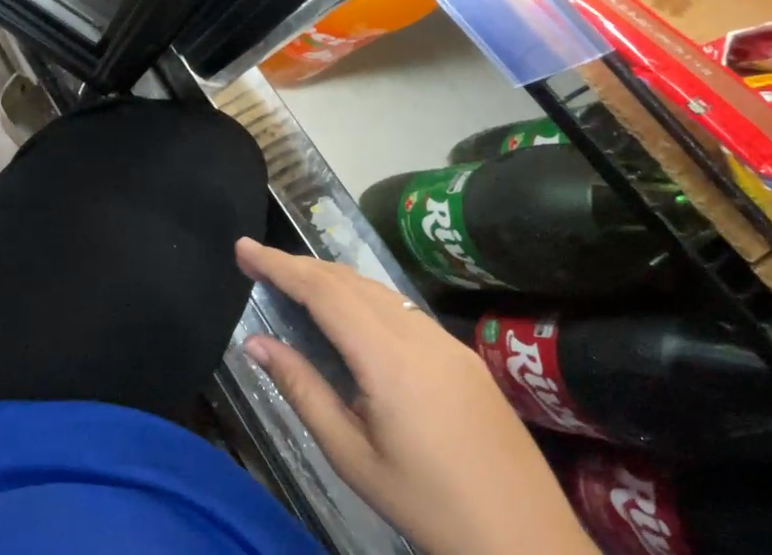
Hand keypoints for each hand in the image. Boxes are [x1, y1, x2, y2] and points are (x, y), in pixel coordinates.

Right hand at [234, 238, 595, 554]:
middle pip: (351, 282)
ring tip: (292, 280)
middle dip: (300, 265)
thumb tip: (254, 343)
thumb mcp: (350, 455)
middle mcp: (423, 340)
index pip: (324, 292)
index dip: (279, 265)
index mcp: (391, 361)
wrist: (530, 547)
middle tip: (256, 260)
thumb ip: (302, 390)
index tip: (242, 246)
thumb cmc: (428, 506)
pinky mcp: (468, 363)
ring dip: (332, 279)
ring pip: (380, 292)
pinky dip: (362, 297)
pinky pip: (403, 311)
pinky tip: (347, 313)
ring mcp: (451, 348)